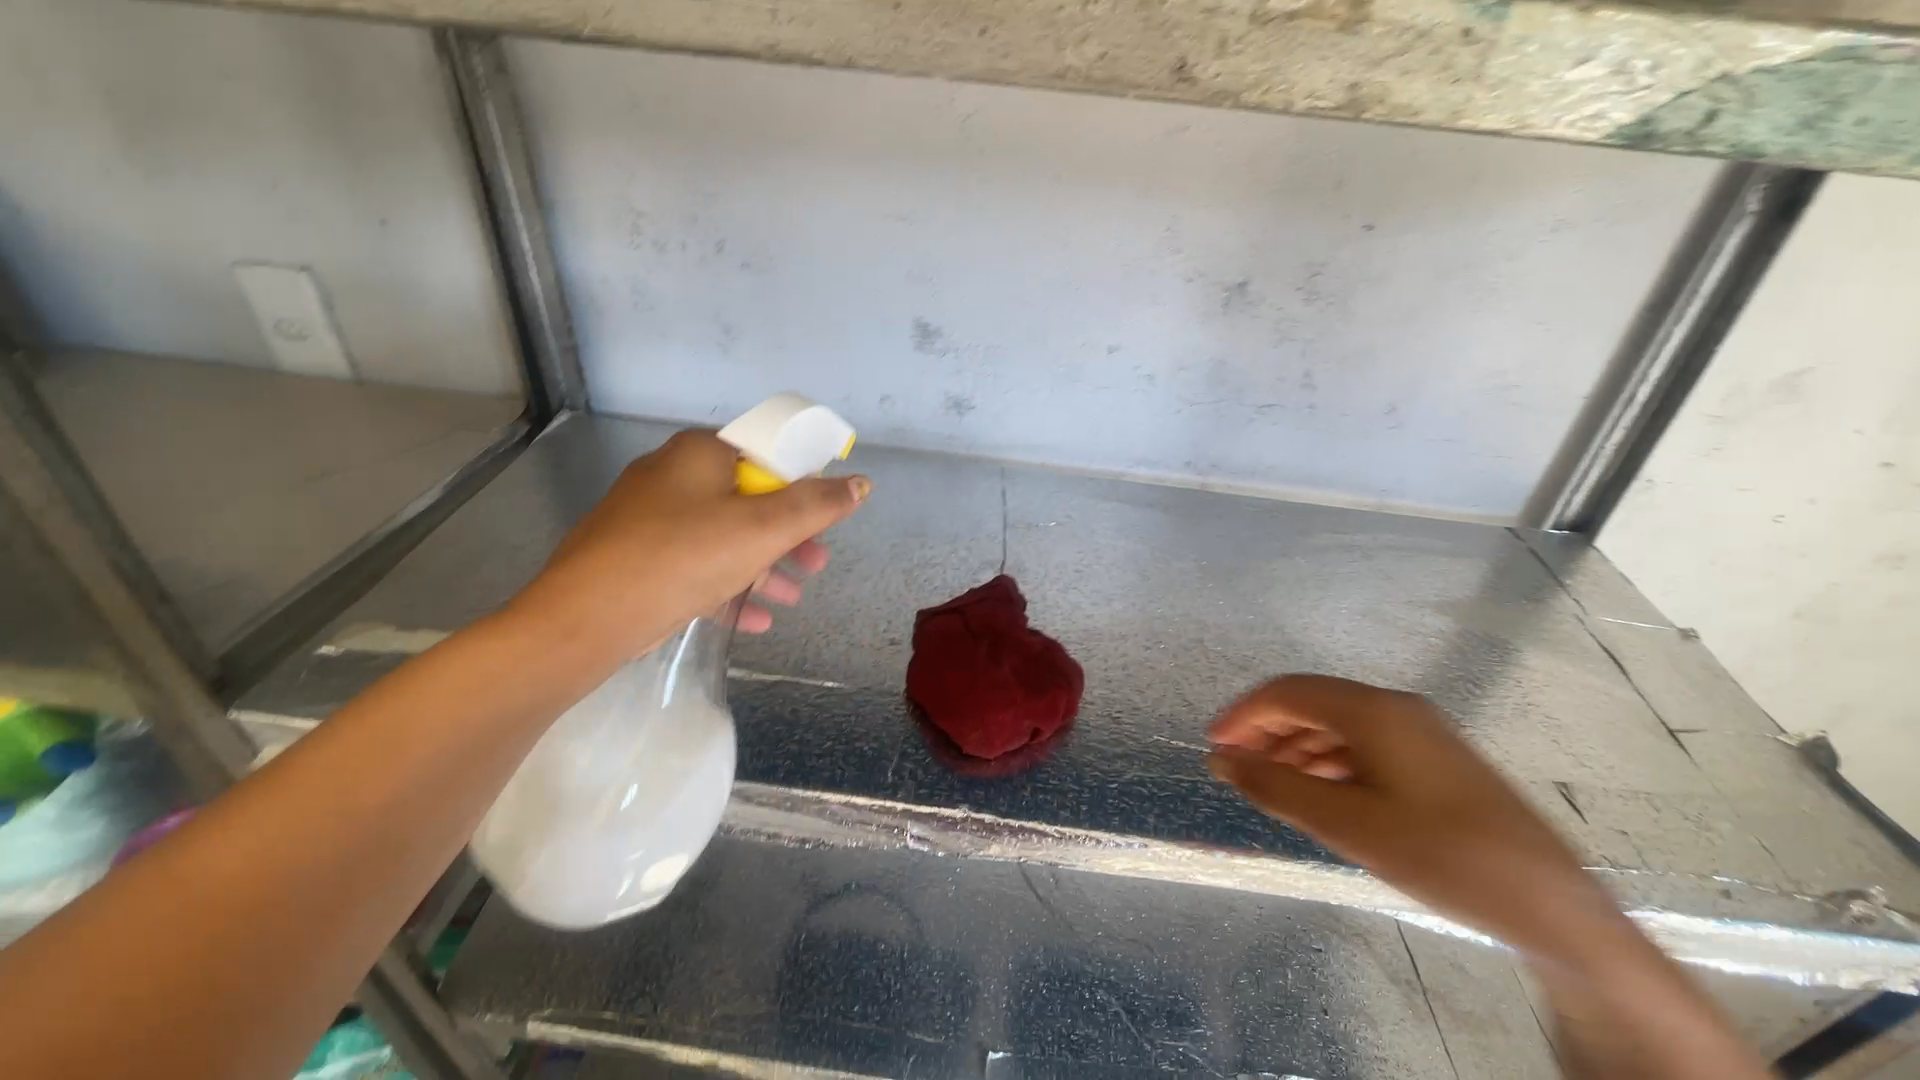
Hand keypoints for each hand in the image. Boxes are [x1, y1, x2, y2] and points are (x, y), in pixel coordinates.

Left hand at [508, 429, 869, 660]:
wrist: (585, 617)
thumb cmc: (682, 558)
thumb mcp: (762, 529)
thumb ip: (817, 506)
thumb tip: (861, 484)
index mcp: (700, 453)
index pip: (768, 453)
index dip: (805, 482)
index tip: (826, 518)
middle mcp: (671, 475)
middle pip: (748, 497)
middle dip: (788, 534)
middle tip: (818, 564)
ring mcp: (648, 518)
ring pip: (722, 535)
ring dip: (763, 565)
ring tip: (793, 597)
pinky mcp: (635, 557)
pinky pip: (694, 564)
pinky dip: (727, 586)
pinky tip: (752, 621)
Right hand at [1208, 675, 1626, 961]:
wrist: (1548, 901)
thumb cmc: (1439, 855)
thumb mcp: (1345, 824)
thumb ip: (1275, 787)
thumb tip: (1220, 759)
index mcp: (1373, 711)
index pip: (1287, 692)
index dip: (1243, 715)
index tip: (1213, 748)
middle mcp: (1396, 708)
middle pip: (1312, 704)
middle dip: (1267, 732)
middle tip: (1236, 772)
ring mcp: (1421, 732)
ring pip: (1338, 726)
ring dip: (1296, 750)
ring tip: (1271, 790)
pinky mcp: (1436, 759)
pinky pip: (1365, 745)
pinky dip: (1329, 763)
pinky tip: (1320, 797)